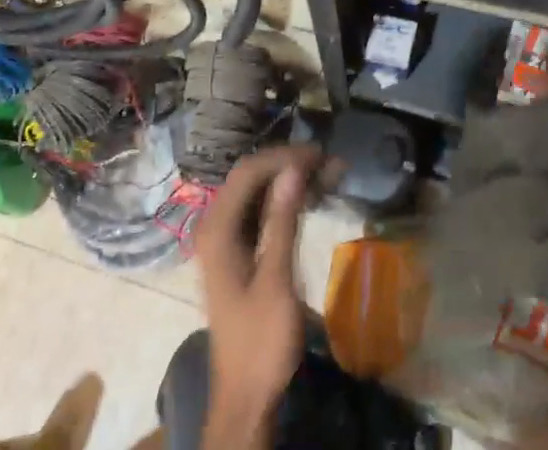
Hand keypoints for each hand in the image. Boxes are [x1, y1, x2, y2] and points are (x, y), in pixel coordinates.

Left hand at [195, 144, 321, 440]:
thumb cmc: (260, 340)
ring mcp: (225, 240)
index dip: (284, 157)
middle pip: (251, 179)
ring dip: (291, 183)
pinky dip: (286, 204)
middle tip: (332, 164)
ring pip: (258, 195)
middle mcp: (215, 226)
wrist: (246, 393)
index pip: (248, 172)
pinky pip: (261, 214)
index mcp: (216, 229)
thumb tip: (293, 170)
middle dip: (290, 166)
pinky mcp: (239, 253)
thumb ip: (282, 222)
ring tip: (331, 176)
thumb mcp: (276, 280)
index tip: (322, 154)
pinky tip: (313, 199)